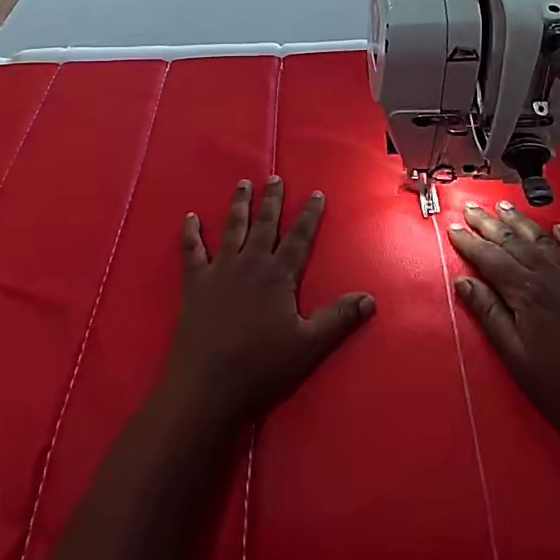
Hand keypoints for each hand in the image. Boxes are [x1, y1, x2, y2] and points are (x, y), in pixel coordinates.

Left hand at [160, 177, 375, 424]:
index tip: (316, 193)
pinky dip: (191, 232)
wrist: (208, 382)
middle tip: (274, 178)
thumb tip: (370, 298)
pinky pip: (192, 249)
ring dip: (238, 204)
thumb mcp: (309, 345)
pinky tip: (190, 216)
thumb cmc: (262, 366)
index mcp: (278, 275)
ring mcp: (220, 269)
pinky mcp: (195, 281)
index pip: (299, 238)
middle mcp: (250, 263)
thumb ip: (338, 318)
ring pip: (232, 228)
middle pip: (264, 224)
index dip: (309, 215)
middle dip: (272, 200)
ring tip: (243, 184)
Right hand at [449, 203, 559, 463]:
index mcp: (530, 294)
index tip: (454, 230)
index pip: (490, 259)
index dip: (469, 243)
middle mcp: (556, 279)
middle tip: (471, 209)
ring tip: (504, 208)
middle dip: (489, 224)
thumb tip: (465, 284)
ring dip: (522, 222)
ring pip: (545, 241)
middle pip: (514, 242)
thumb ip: (490, 316)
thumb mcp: (520, 361)